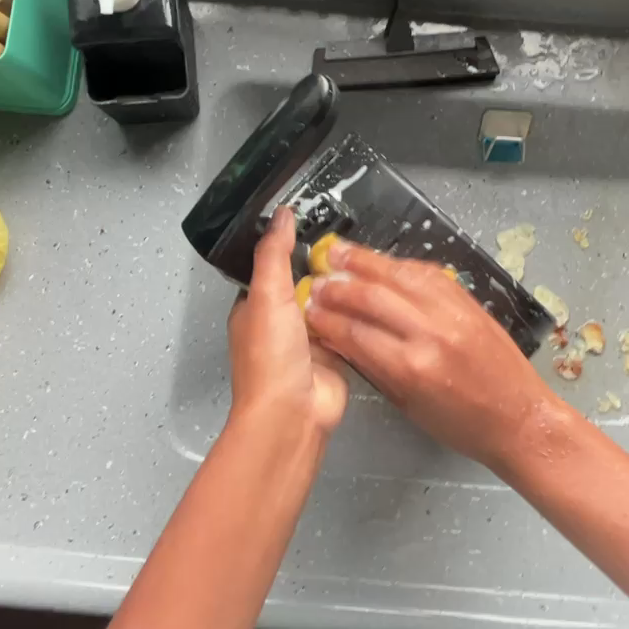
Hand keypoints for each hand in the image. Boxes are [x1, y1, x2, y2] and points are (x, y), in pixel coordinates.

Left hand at [228, 208, 347, 434]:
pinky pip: (348, 325)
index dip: (290, 245)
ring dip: (343, 290)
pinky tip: (375, 293)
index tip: (315, 222)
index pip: (272, 266)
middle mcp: (280, 322)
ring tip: (365, 260)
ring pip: (328, 303)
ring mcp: (307, 340)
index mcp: (254, 307)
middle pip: (305, 284)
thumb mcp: (267, 295)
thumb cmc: (270, 358)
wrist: (294, 414)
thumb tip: (281, 214)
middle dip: (323, 268)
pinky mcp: (334, 354)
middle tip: (348, 241)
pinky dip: (358, 314)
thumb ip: (274, 253)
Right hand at [305, 240, 561, 467]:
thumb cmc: (464, 425)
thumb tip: (339, 339)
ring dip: (363, 261)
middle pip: (370, 296)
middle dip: (336, 286)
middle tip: (314, 281)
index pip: (354, 332)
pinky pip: (425, 272)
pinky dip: (397, 264)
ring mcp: (451, 311)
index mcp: (412, 368)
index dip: (323, 319)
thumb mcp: (407, 405)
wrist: (520, 418)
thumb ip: (372, 367)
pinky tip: (378, 261)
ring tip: (337, 253)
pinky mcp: (466, 299)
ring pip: (397, 274)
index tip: (304, 311)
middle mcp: (430, 333)